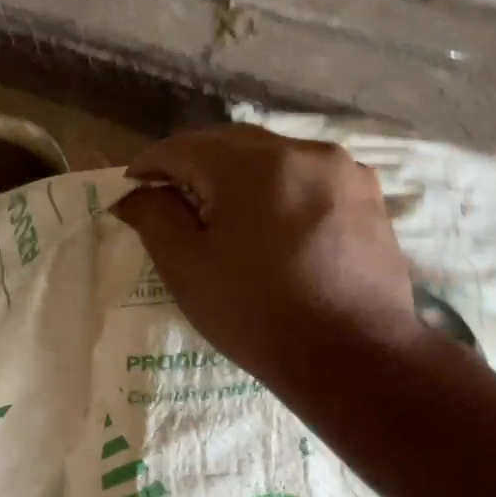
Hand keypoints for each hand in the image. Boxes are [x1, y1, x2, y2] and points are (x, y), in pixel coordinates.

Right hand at [113, 125, 427, 388]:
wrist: (351, 353)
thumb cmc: (253, 310)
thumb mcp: (183, 265)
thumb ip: (153, 216)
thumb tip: (135, 194)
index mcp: (253, 166)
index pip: (183, 147)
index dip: (148, 165)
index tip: (129, 188)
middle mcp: (303, 152)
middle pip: (229, 143)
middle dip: (190, 164)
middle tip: (164, 198)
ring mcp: (342, 171)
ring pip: (269, 157)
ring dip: (232, 174)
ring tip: (213, 211)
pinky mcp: (365, 195)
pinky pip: (303, 175)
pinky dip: (271, 187)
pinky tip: (261, 223)